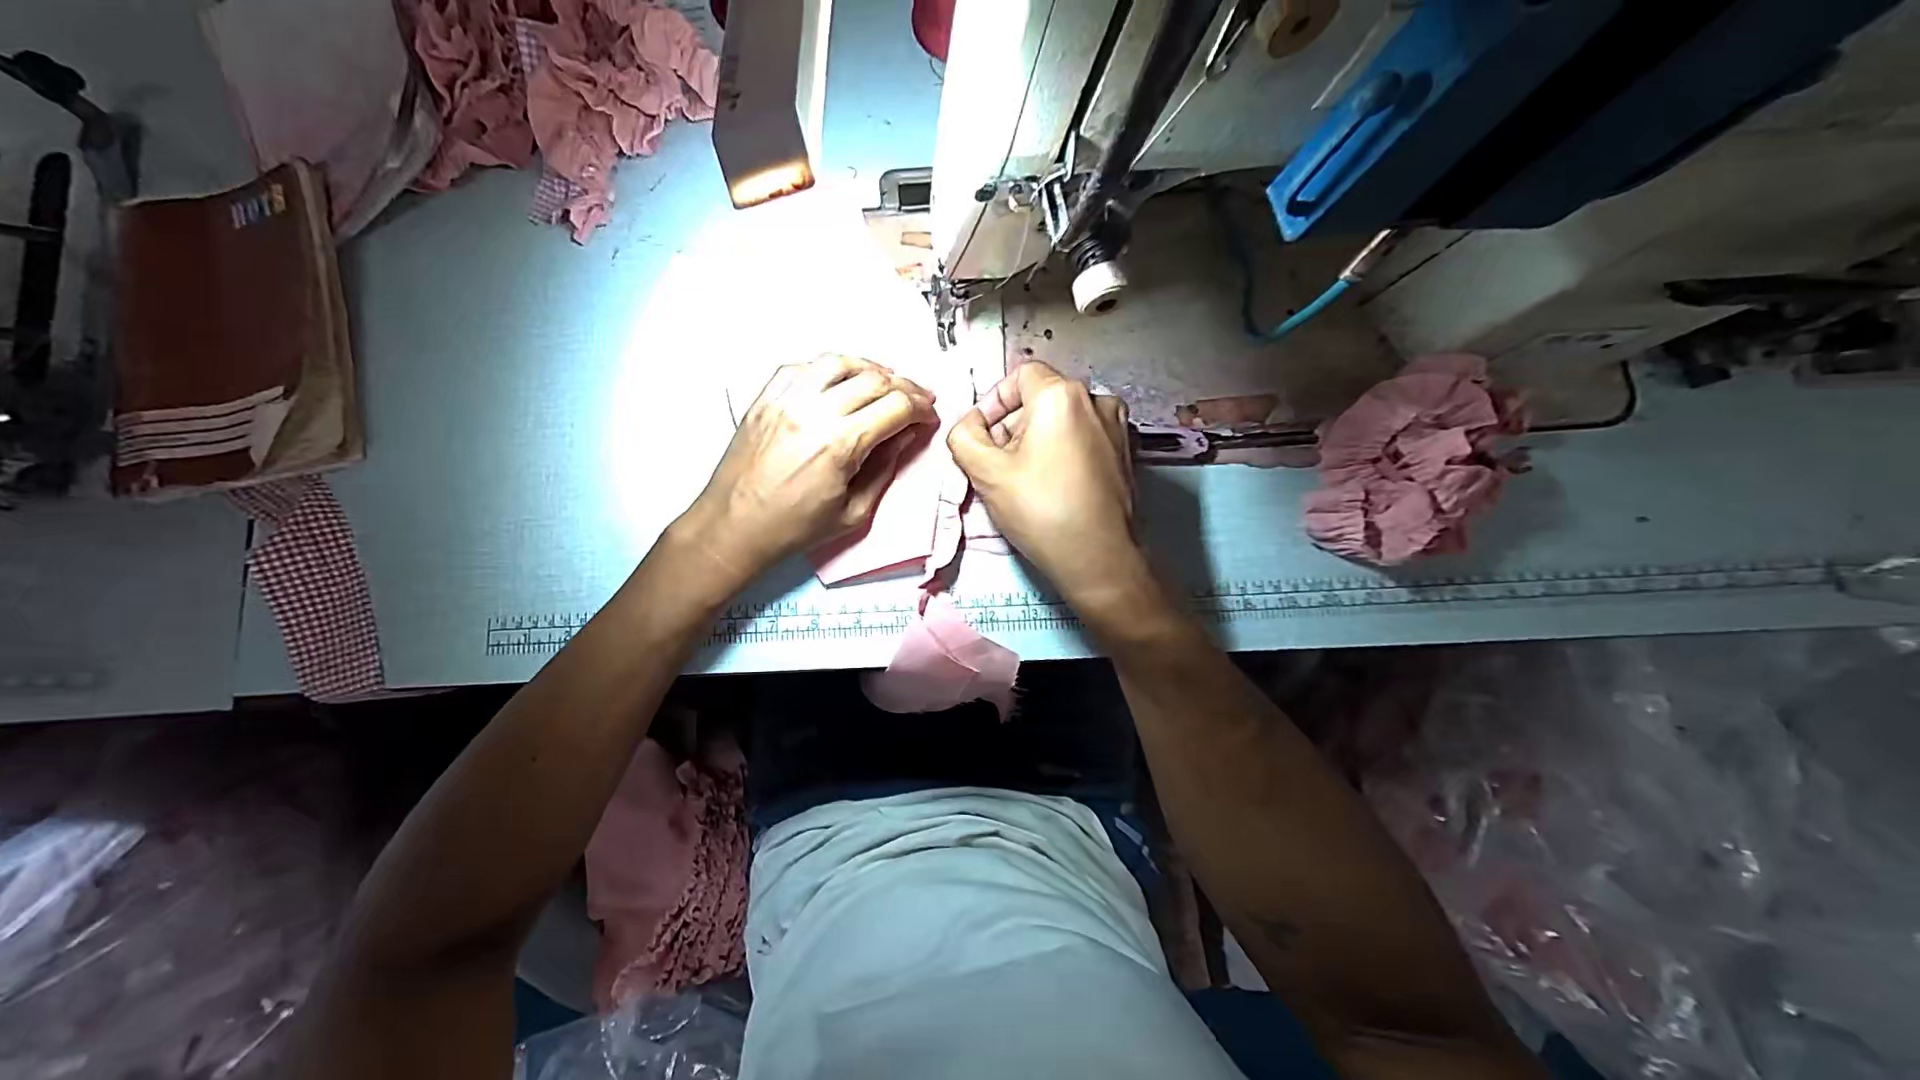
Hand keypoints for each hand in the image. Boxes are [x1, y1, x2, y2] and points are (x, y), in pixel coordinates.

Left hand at [676, 354, 934, 590]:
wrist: (734, 528)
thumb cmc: (792, 528)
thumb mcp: (854, 512)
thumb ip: (885, 468)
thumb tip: (906, 435)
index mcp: (838, 445)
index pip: (896, 406)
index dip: (921, 408)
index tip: (929, 416)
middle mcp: (812, 412)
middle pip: (874, 379)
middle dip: (905, 387)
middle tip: (917, 399)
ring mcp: (785, 400)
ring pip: (839, 362)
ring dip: (870, 368)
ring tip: (883, 383)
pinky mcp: (764, 398)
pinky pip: (802, 366)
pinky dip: (829, 369)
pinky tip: (839, 383)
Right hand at [948, 362, 1151, 614]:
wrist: (1099, 558)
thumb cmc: (1044, 513)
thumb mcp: (985, 472)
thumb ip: (964, 436)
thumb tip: (969, 425)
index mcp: (1063, 395)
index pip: (1019, 375)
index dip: (993, 402)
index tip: (982, 434)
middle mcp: (1097, 401)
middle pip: (1041, 398)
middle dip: (1014, 425)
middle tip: (998, 463)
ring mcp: (1117, 427)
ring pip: (1064, 419)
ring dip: (1038, 440)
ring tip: (1025, 478)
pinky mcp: (1126, 453)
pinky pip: (1085, 438)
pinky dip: (1064, 451)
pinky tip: (1053, 486)